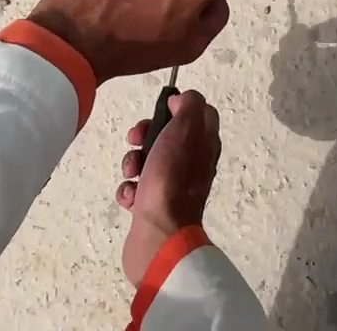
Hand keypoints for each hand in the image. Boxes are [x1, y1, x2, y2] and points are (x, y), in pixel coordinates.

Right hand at [116, 90, 221, 285]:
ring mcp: (172, 185)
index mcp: (205, 143)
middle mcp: (192, 162)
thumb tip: (181, 100)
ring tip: (131, 174)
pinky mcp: (153, 206)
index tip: (162, 110)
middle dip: (146, 134)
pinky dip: (130, 190)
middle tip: (135, 140)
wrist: (159, 236)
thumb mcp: (185, 130)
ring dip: (133, 162)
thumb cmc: (171, 179)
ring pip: (148, 160)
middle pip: (167, 135)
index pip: (198, 113)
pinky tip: (131, 197)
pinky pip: (137, 188)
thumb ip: (188, 106)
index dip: (178, 107)